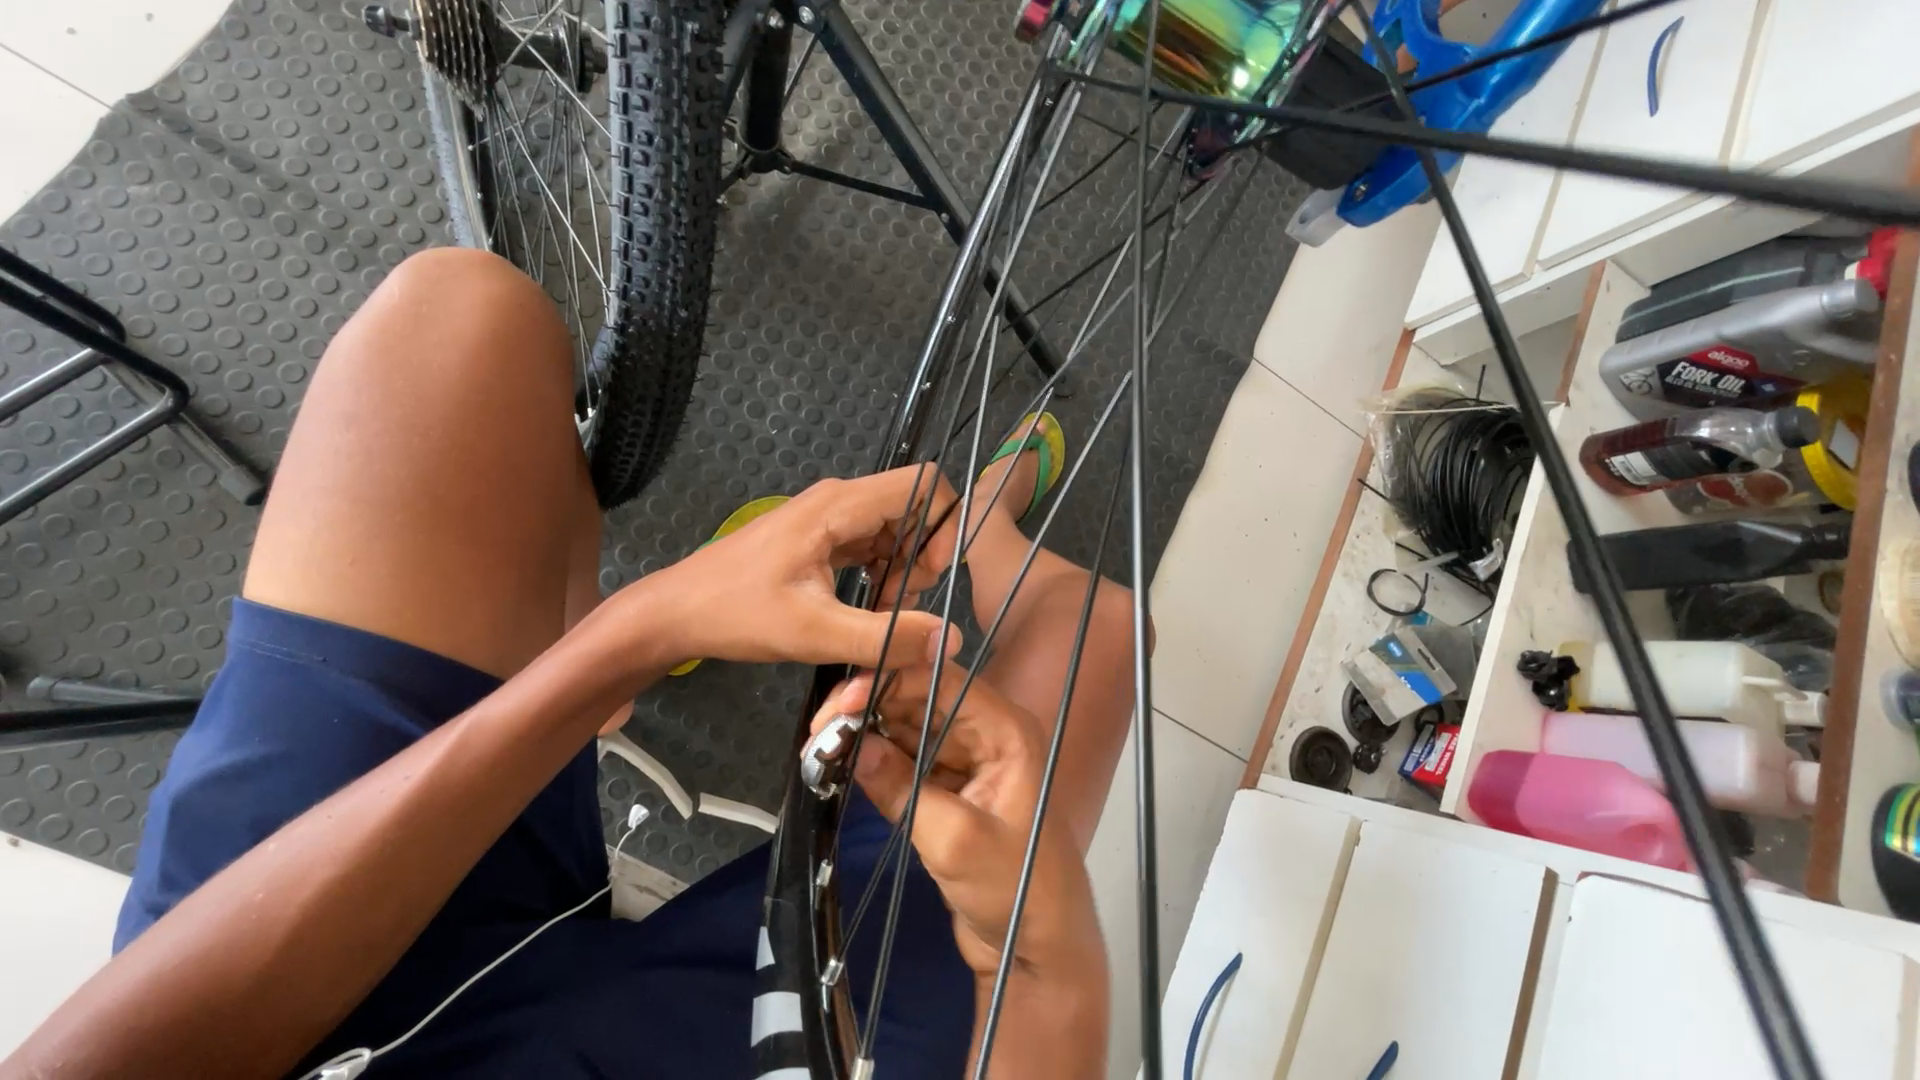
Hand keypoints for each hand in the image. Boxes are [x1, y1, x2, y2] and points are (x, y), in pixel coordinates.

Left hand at [642, 466, 963, 669]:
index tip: (930, 577)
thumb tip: (948, 640)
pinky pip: (873, 545)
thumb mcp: (814, 633)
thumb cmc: (738, 614)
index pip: (923, 483)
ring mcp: (830, 519)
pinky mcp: (822, 539)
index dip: (944, 525)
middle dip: (923, 556)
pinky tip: (867, 606)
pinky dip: (883, 573)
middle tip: (901, 604)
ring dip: (904, 569)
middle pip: (914, 509)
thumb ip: (884, 636)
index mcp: (840, 505)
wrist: (677, 612)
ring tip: (882, 611)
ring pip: (896, 530)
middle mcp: (840, 501)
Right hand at [812, 666, 1105, 983]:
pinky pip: (909, 761)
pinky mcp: (950, 790)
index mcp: (1004, 730)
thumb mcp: (955, 838)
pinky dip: (878, 761)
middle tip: (818, 727)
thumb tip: (848, 745)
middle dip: (870, 708)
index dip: (888, 681)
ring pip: (910, 730)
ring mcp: (968, 762)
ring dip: (869, 733)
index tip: (841, 703)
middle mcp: (988, 735)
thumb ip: (901, 787)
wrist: (1036, 949)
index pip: (941, 682)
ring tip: (819, 744)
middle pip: (921, 700)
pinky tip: (841, 762)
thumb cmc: (1014, 888)